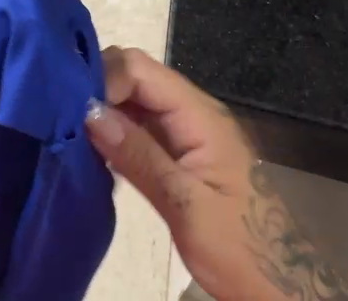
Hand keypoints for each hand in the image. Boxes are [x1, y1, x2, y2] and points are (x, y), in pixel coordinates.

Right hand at [85, 47, 347, 300]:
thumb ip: (138, 156)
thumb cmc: (241, 249)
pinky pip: (140, 124)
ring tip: (70, 132)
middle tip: (64, 119)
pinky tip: (93, 151)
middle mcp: (193, 112)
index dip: (103, 78)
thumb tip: (88, 111)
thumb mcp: (186, 206)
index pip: (139, 67)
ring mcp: (187, 131)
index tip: (72, 110)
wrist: (284, 289)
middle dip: (98, 88)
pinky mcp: (180, 152)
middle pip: (136, 75)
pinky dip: (115, 130)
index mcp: (200, 115)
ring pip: (135, 98)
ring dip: (103, 109)